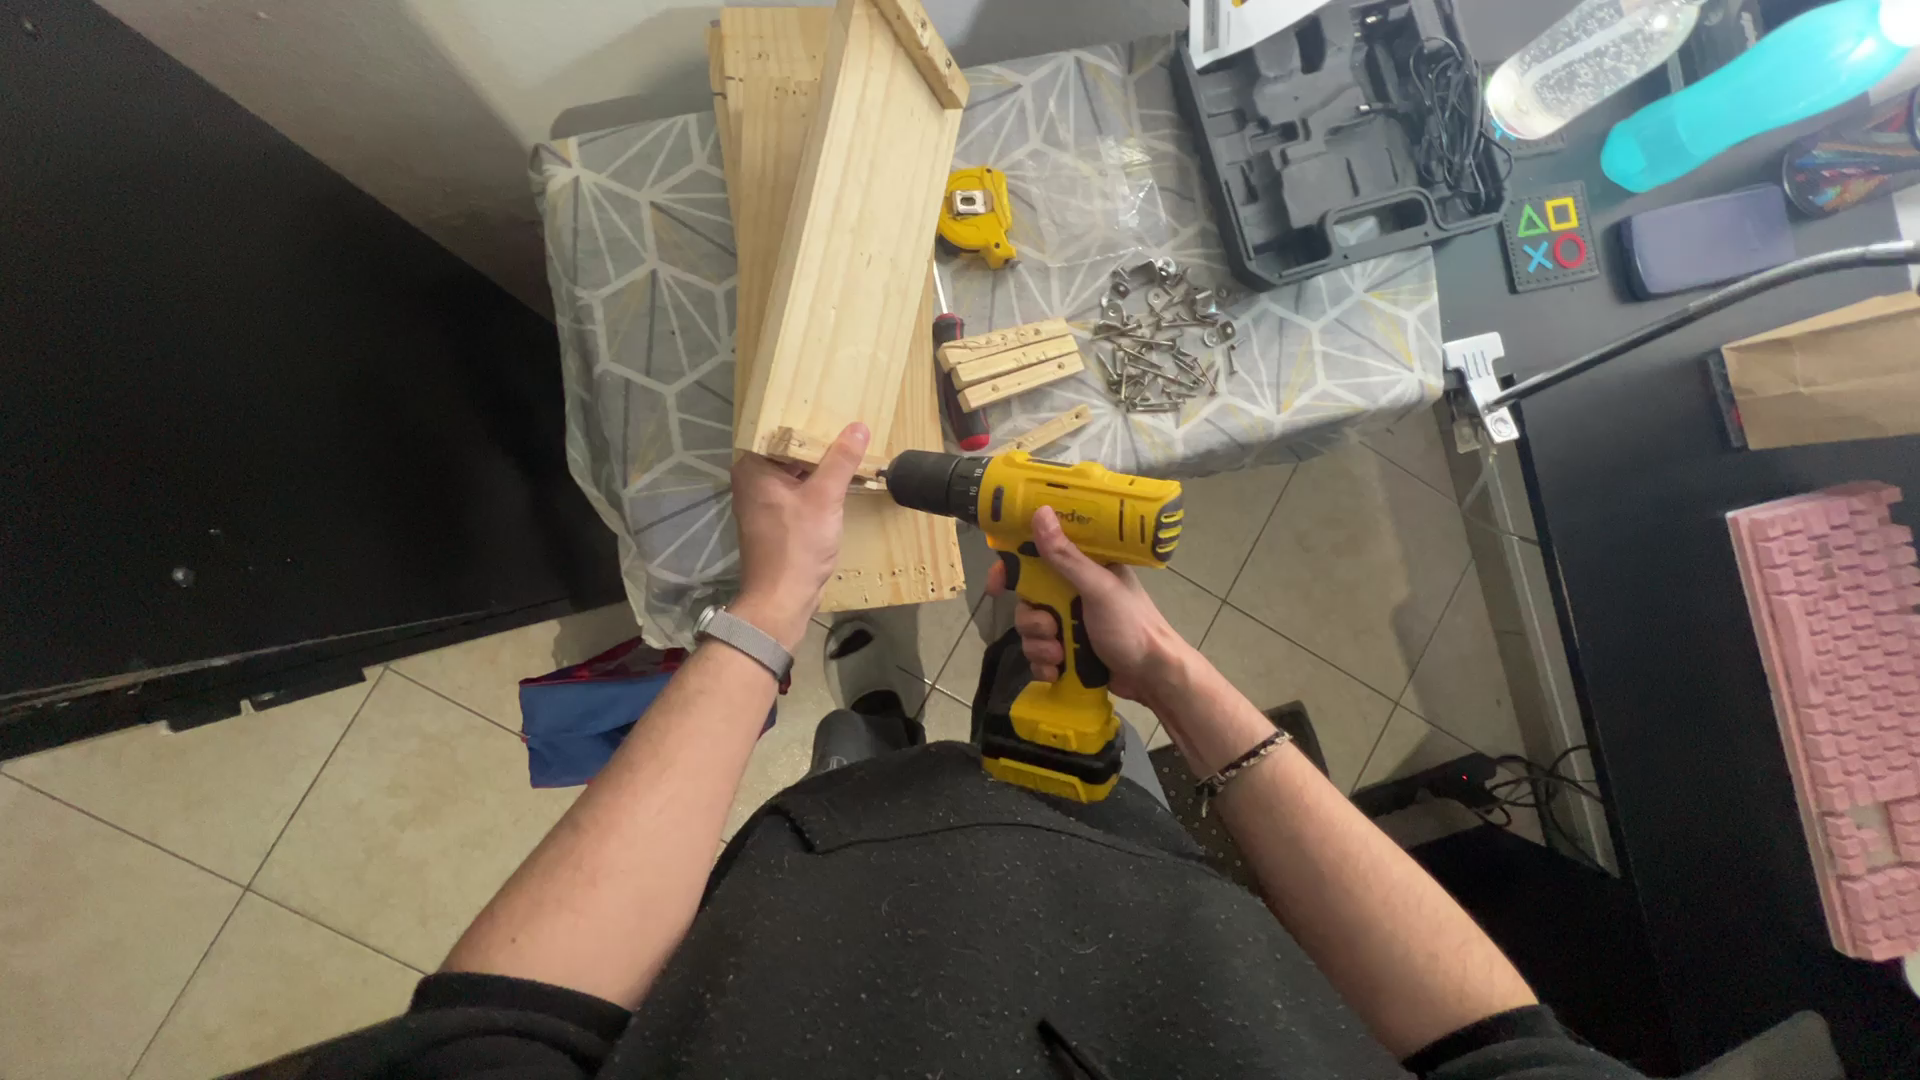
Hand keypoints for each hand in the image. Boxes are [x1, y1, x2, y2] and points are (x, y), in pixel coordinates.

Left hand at [730, 423, 869, 647]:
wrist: (782, 599)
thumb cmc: (797, 545)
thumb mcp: (824, 497)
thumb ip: (840, 460)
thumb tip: (858, 427)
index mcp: (752, 467)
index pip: (779, 430)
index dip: (807, 420)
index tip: (835, 409)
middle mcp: (751, 480)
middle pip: (788, 450)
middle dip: (818, 443)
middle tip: (850, 426)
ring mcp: (761, 501)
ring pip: (794, 472)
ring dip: (820, 466)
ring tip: (850, 449)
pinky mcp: (774, 519)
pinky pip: (797, 491)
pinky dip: (816, 485)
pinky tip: (840, 480)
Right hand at [986, 505, 1195, 705]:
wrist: (1153, 678)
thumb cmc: (1132, 626)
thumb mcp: (1098, 588)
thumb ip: (1066, 556)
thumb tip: (1040, 512)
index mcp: (1082, 567)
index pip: (1036, 557)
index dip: (1011, 570)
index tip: (997, 587)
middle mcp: (1072, 592)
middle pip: (1026, 599)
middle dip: (1033, 620)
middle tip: (1051, 629)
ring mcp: (1069, 623)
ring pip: (1029, 630)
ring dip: (1040, 646)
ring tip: (1061, 656)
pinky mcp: (1067, 652)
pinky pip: (1037, 656)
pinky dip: (1044, 666)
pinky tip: (1059, 672)